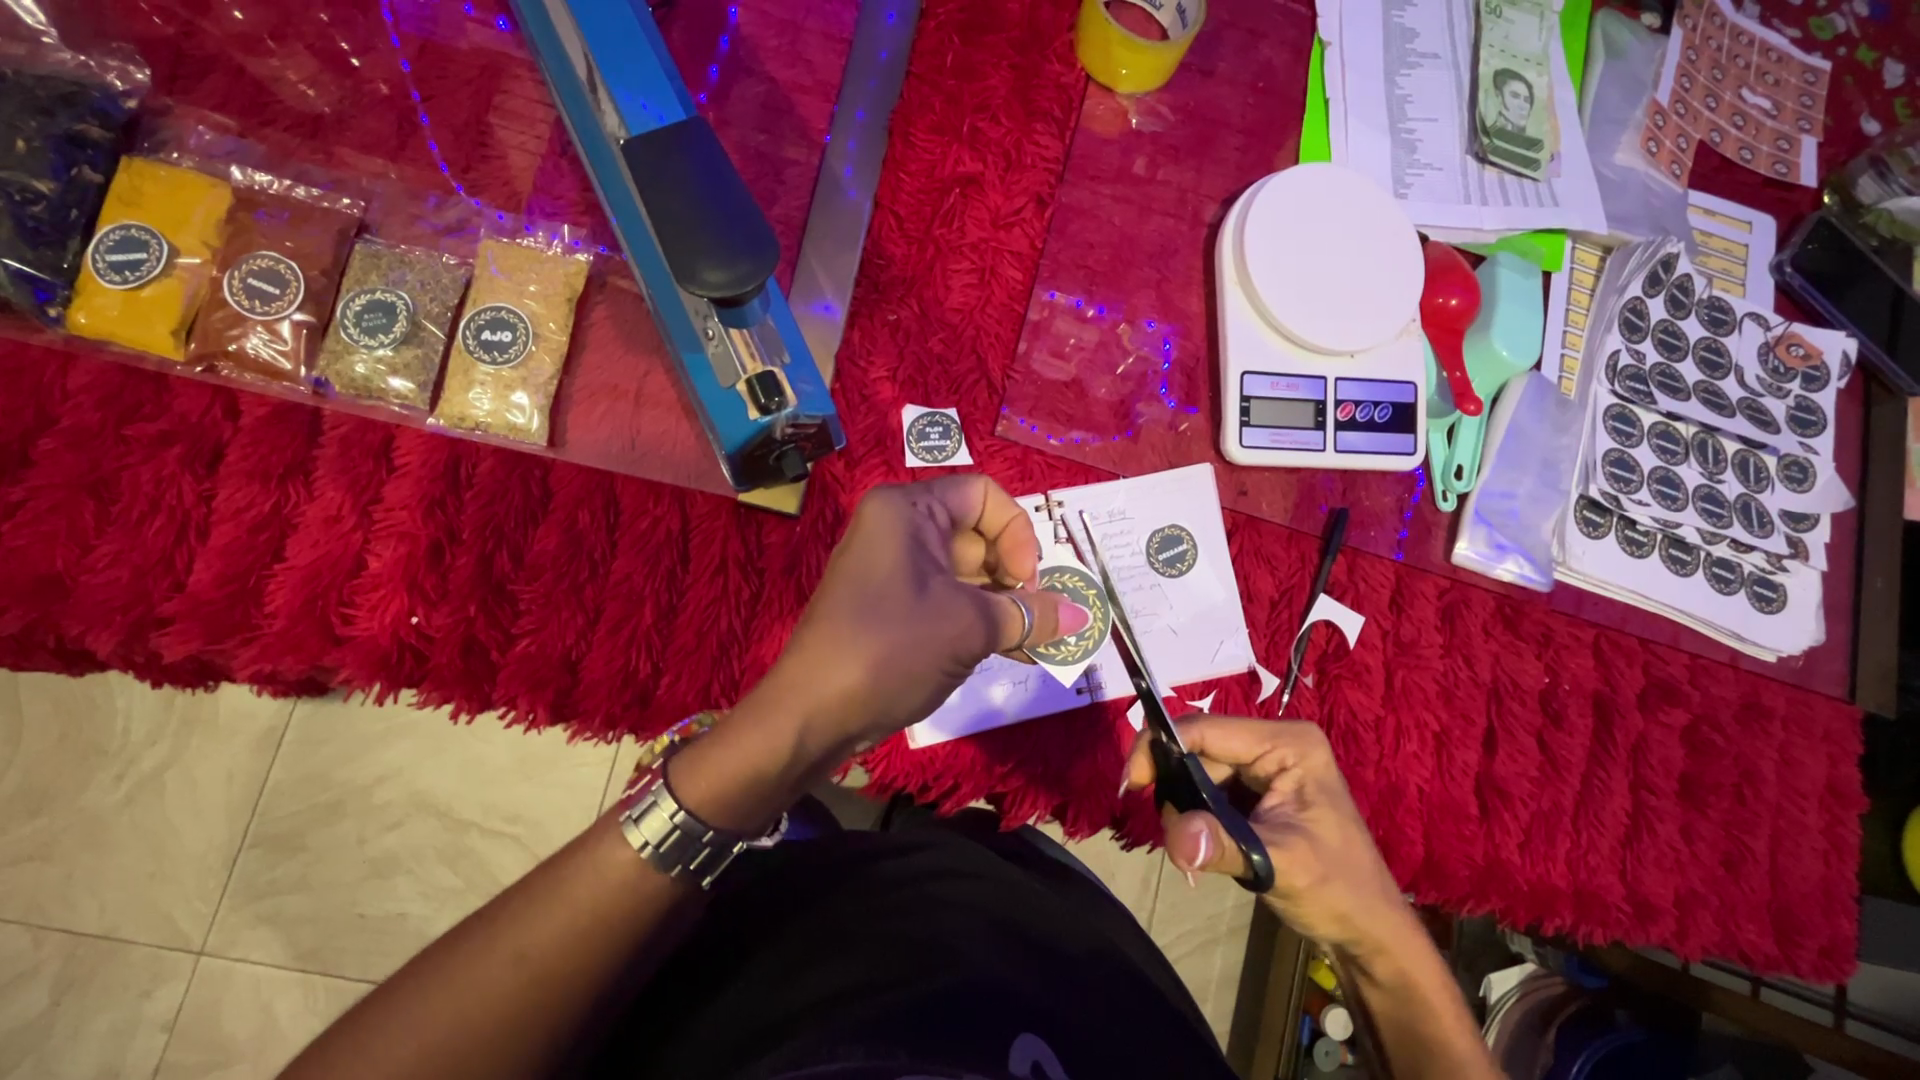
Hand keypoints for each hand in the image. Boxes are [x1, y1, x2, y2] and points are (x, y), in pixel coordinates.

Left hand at [755, 475, 1091, 756]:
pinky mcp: (892, 608)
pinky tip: (1013, 652)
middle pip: (977, 535)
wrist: (813, 714)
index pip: (984, 495)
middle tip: (1040, 617)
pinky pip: (946, 600)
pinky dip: (978, 621)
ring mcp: (893, 571)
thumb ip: (1030, 615)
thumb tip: (1082, 615)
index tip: (1029, 581)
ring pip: (966, 574)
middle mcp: (898, 529)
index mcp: (908, 510)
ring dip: (1004, 605)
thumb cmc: (891, 650)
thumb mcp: (969, 628)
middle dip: (1015, 576)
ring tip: (1037, 642)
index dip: (1017, 533)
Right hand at [1125, 717, 1412, 956]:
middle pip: (1198, 751)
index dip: (1160, 749)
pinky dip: (1196, 817)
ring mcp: (1264, 767)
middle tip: (1172, 837)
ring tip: (1191, 848)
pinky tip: (1201, 845)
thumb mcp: (1279, 865)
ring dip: (1186, 809)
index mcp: (1287, 743)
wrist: (1367, 931)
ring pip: (1197, 772)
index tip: (1130, 786)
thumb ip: (1225, 845)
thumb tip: (1176, 834)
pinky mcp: (1254, 791)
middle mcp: (1273, 744)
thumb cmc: (1338, 889)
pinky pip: (1207, 791)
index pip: (1205, 729)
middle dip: (1176, 791)